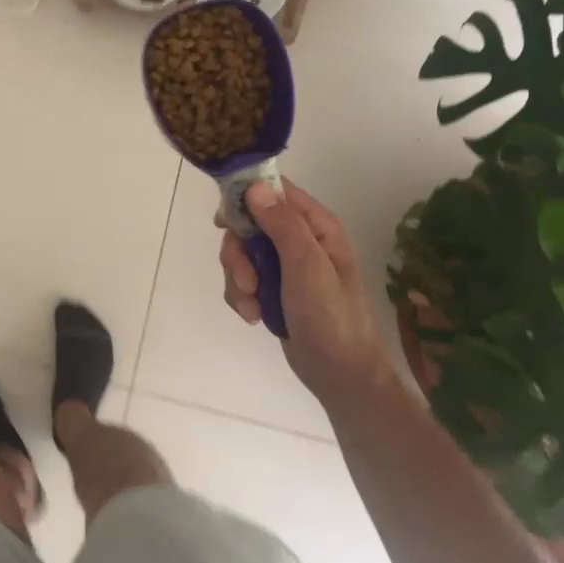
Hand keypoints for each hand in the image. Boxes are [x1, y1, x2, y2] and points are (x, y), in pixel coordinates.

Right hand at [218, 180, 394, 398]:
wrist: (340, 376)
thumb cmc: (331, 318)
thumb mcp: (308, 267)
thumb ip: (282, 225)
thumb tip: (254, 187)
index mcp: (317, 226)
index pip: (275, 191)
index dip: (245, 199)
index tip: (223, 222)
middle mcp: (301, 239)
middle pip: (250, 224)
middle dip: (239, 254)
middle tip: (246, 279)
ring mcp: (287, 266)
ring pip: (242, 254)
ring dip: (239, 280)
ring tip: (252, 306)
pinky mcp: (275, 289)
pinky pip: (244, 279)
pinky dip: (242, 297)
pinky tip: (254, 316)